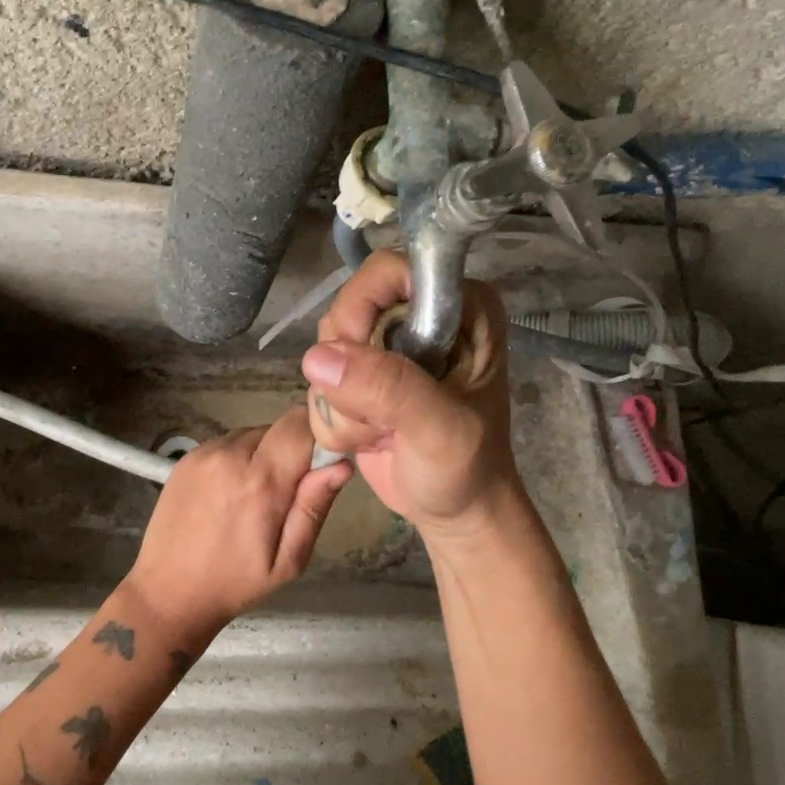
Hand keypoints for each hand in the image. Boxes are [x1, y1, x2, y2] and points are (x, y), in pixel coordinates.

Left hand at [123, 408, 353, 643]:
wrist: (168, 590)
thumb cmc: (235, 583)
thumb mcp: (288, 560)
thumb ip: (313, 508)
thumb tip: (342, 465)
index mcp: (260, 482)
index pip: (300, 424)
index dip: (318, 434)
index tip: (323, 462)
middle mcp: (230, 455)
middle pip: (277, 428)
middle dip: (290, 452)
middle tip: (285, 494)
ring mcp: (204, 452)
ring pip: (252, 434)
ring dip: (263, 455)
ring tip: (254, 498)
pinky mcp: (187, 456)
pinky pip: (227, 443)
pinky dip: (238, 458)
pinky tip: (231, 493)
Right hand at [301, 250, 518, 542]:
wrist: (457, 513)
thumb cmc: (466, 469)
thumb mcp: (440, 431)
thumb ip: (390, 390)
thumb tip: (318, 358)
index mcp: (460, 306)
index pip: (387, 271)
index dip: (362, 309)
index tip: (360, 359)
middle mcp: (421, 315)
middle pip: (347, 309)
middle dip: (349, 369)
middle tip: (377, 413)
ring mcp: (388, 346)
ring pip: (325, 347)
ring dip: (340, 401)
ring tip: (379, 431)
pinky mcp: (362, 375)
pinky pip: (317, 378)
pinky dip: (333, 416)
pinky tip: (368, 437)